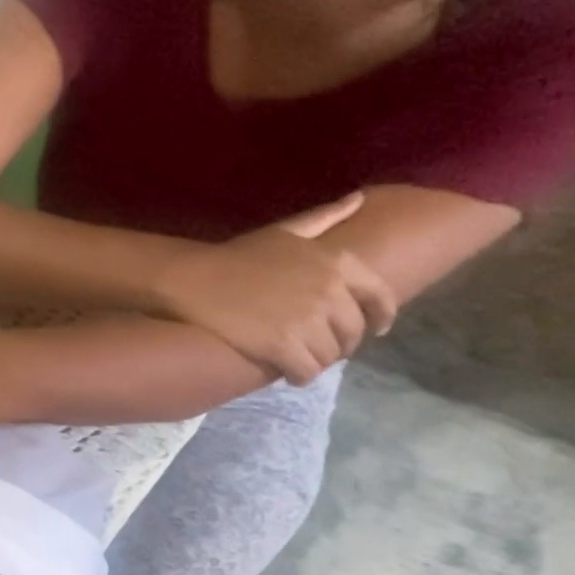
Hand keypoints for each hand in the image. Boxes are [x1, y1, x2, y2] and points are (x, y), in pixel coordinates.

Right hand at [151, 192, 399, 385]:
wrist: (194, 279)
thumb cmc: (235, 256)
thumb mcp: (285, 231)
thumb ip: (325, 217)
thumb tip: (360, 199)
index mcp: (339, 264)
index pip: (379, 297)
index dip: (380, 318)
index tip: (374, 331)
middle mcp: (331, 292)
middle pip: (352, 332)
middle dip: (341, 346)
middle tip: (323, 352)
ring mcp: (306, 321)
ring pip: (329, 355)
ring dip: (319, 363)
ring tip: (304, 365)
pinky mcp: (280, 346)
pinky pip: (306, 370)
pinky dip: (302, 376)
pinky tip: (292, 376)